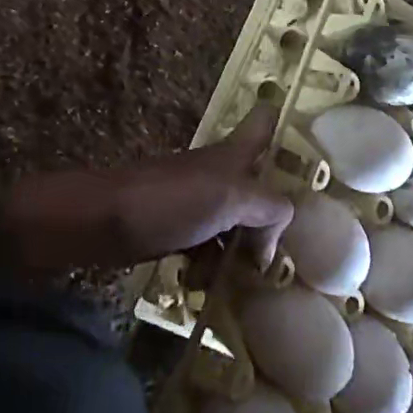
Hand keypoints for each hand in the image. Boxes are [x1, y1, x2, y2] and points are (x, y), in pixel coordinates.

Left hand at [5, 105, 294, 272]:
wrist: (100, 222)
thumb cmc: (167, 201)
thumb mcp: (228, 197)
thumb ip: (267, 207)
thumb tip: (275, 239)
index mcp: (231, 156)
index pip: (263, 123)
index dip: (285, 123)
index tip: (313, 141)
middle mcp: (217, 174)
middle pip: (257, 184)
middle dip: (277, 213)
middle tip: (301, 251)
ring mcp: (195, 202)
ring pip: (235, 222)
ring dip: (248, 248)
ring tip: (262, 284)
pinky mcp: (175, 230)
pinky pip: (208, 247)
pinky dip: (216, 266)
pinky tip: (217, 289)